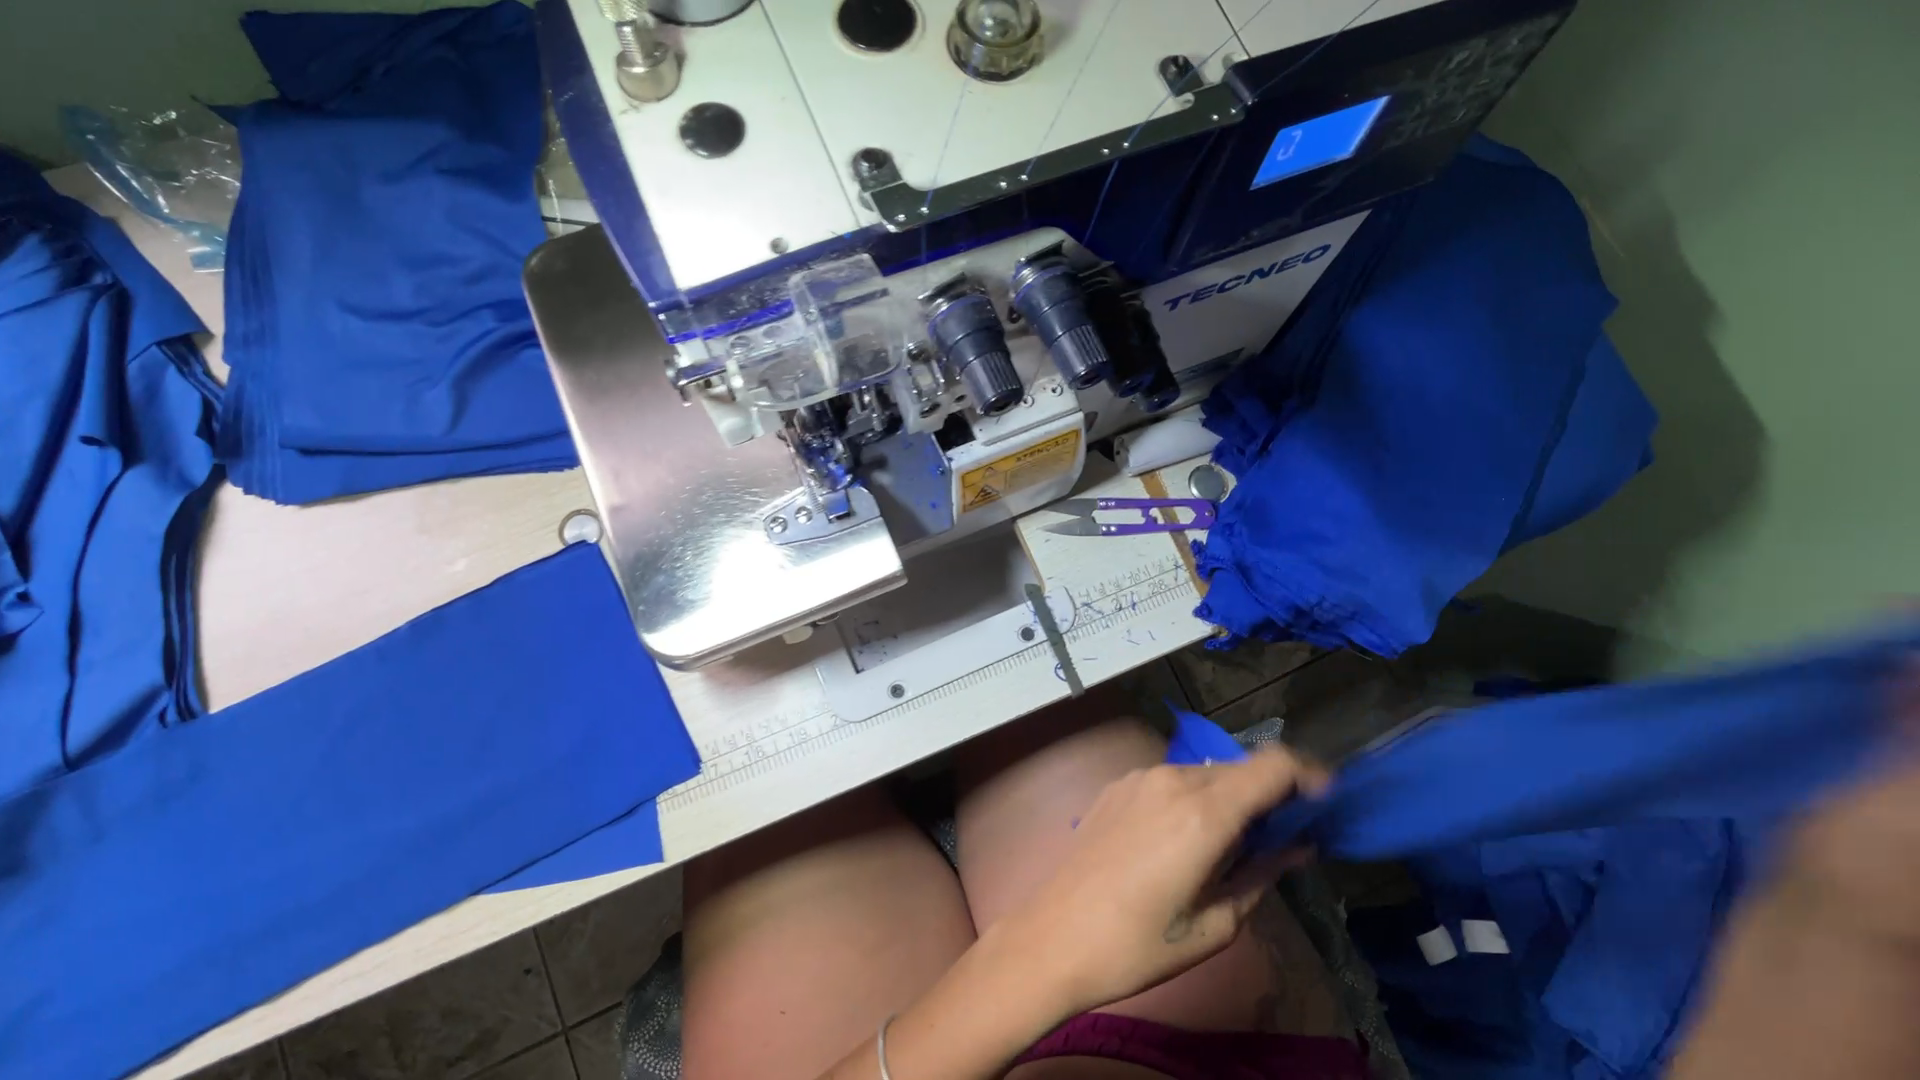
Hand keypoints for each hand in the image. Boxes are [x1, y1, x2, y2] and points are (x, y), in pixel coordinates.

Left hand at [998, 747, 1327, 1014]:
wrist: (1051, 940)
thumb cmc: (1138, 946)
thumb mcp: (1215, 925)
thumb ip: (1262, 875)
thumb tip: (1296, 845)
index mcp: (1203, 813)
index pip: (1273, 765)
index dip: (1308, 776)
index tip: (1325, 805)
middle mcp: (1171, 780)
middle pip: (1240, 769)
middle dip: (1270, 796)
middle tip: (1282, 839)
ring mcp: (1138, 779)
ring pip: (1205, 774)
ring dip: (1229, 799)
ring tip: (1230, 848)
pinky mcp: (1115, 788)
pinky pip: (1171, 782)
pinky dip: (1194, 799)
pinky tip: (1185, 842)